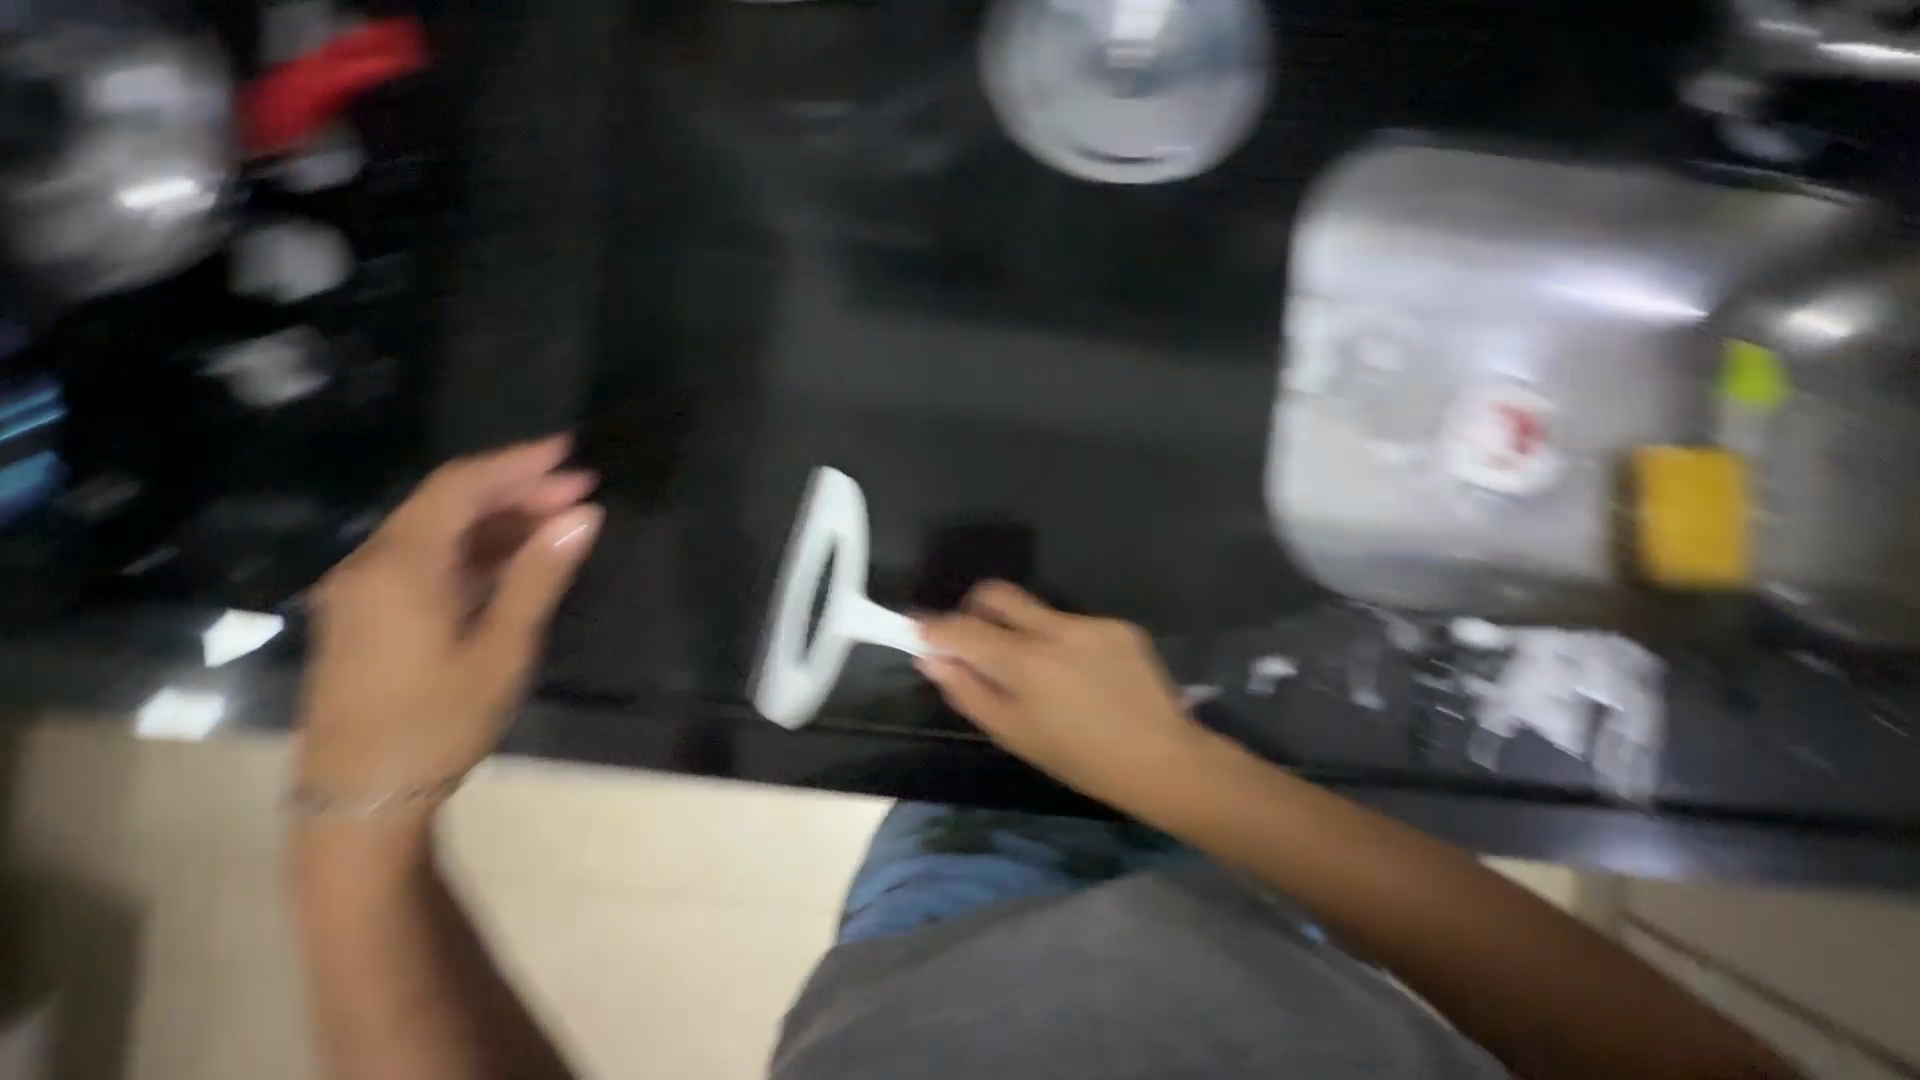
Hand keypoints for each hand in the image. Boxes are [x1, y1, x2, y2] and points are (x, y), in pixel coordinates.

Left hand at [296, 437, 603, 809]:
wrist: (360, 799)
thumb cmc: (438, 723)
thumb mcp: (502, 648)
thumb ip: (540, 574)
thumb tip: (584, 515)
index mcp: (401, 565)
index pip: (462, 486)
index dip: (518, 462)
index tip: (570, 451)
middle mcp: (371, 563)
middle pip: (447, 503)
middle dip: (515, 491)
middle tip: (580, 492)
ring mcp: (362, 589)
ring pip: (435, 531)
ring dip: (496, 521)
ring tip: (559, 521)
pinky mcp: (365, 613)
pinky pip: (422, 560)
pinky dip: (471, 551)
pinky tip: (513, 560)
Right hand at [917, 582, 1216, 812]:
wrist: (1162, 759)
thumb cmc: (1079, 759)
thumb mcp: (1015, 735)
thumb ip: (968, 691)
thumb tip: (932, 659)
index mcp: (1024, 662)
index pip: (962, 628)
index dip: (933, 627)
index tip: (918, 629)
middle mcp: (1054, 630)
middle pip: (997, 594)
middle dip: (974, 609)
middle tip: (974, 639)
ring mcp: (1090, 624)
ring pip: (1038, 613)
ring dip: (1024, 634)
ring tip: (1044, 677)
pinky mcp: (1119, 626)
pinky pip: (1074, 625)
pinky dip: (1064, 645)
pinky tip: (1083, 678)